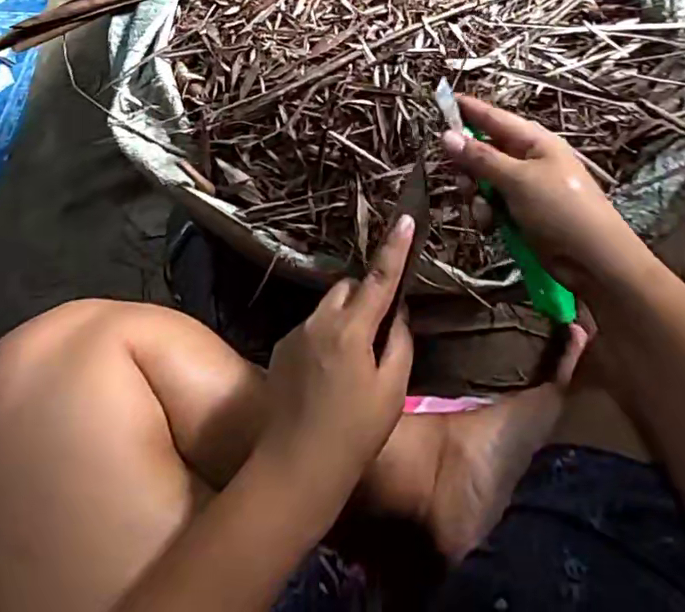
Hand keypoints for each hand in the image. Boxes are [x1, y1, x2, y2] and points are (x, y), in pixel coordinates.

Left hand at [259, 214, 415, 499]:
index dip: (394, 248)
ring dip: (344, 318)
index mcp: (350, 329)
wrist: (296, 464)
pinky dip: (325, 336)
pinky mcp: (280, 346)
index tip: (404, 219)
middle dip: (365, 295)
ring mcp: (295, 332)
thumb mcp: (392, 390)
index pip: (378, 278)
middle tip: (380, 329)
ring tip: (354, 362)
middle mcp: (318, 321)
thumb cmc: (356, 432)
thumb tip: (397, 310)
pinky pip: (310, 328)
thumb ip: (399, 342)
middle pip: (346, 288)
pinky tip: (329, 374)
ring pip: (327, 308)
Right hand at [441, 95, 658, 290]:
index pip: (495, 118)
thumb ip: (480, 157)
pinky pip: (492, 203)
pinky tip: (489, 224)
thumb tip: (446, 135)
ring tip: (481, 209)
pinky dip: (486, 212)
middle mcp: (529, 160)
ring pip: (483, 180)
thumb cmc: (561, 210)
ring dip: (476, 194)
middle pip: (484, 151)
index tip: (443, 100)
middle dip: (468, 165)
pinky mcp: (522, 212)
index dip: (470, 110)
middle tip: (461, 179)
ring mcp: (525, 187)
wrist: (595, 261)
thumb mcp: (517, 180)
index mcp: (535, 142)